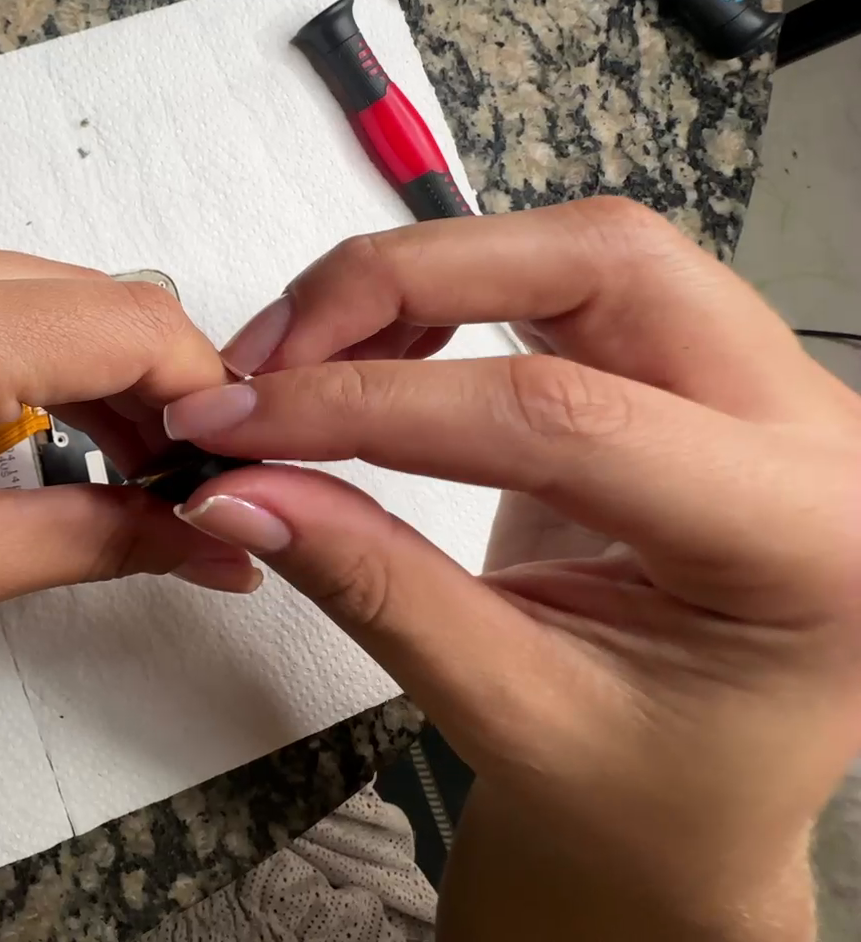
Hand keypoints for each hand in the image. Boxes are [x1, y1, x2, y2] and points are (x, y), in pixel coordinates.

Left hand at [0, 226, 251, 725]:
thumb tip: (217, 540)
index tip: (227, 457)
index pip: (114, 320)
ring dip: (84, 362)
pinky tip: (35, 416)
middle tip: (177, 473)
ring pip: (26, 288)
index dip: (195, 388)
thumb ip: (102, 534)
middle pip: (75, 292)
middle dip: (146, 380)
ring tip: (117, 457)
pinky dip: (18, 349)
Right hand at [158, 199, 860, 939]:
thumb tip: (231, 492)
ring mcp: (750, 381)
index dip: (356, 404)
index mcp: (802, 542)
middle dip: (392, 285)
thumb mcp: (494, 702)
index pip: (548, 414)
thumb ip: (361, 580)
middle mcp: (807, 427)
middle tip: (264, 359)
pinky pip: (544, 276)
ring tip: (294, 357)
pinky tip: (362, 354)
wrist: (686, 783)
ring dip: (403, 280)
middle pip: (591, 260)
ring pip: (566, 246)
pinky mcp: (674, 370)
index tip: (227, 424)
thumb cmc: (625, 777)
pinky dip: (425, 295)